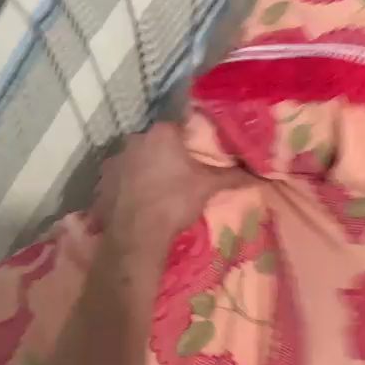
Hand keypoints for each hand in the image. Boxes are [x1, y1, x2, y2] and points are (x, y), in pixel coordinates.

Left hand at [94, 122, 251, 262]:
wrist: (137, 237)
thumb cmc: (175, 202)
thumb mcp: (208, 187)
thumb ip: (233, 176)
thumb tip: (262, 174)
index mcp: (162, 132)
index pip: (179, 127)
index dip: (188, 142)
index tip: (194, 157)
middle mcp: (136, 137)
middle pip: (156, 141)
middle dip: (166, 154)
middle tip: (178, 175)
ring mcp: (116, 158)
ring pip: (136, 158)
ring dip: (145, 168)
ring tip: (157, 191)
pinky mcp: (102, 180)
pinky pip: (119, 177)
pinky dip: (127, 185)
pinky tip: (138, 201)